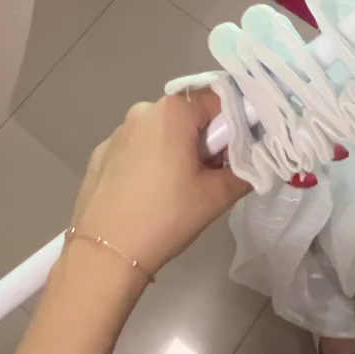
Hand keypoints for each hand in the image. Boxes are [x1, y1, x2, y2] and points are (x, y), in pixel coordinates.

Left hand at [70, 90, 251, 274]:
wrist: (105, 254)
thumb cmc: (166, 217)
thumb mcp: (217, 196)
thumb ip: (244, 170)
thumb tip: (254, 162)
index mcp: (173, 112)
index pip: (217, 98)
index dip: (233, 122)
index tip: (233, 154)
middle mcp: (143, 110)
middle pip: (187, 113)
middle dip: (203, 138)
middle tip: (208, 175)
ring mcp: (117, 131)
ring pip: (161, 130)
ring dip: (175, 149)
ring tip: (175, 189)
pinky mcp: (100, 153)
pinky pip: (136, 148)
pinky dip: (148, 161)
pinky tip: (146, 194)